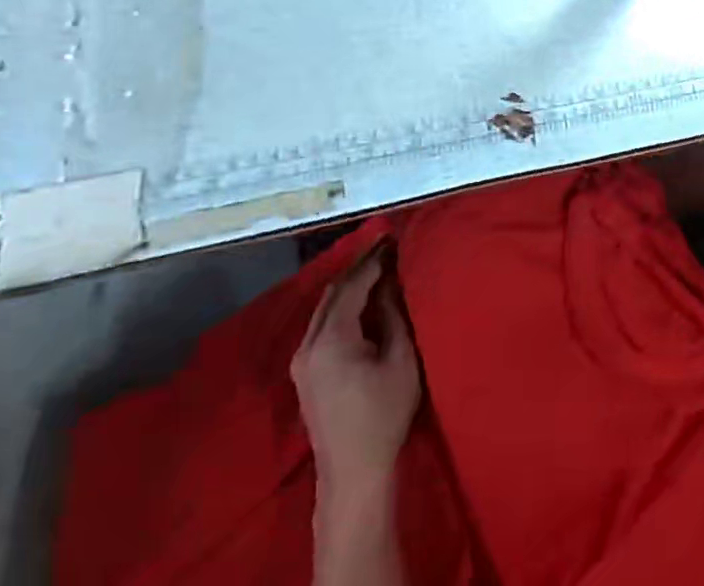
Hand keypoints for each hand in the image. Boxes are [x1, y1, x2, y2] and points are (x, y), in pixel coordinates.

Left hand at [291, 241, 422, 495]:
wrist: (354, 466)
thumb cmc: (385, 410)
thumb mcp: (400, 357)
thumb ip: (393, 316)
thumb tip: (392, 282)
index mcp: (330, 339)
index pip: (352, 286)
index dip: (374, 260)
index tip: (395, 237)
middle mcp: (308, 344)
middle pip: (331, 293)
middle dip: (359, 267)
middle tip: (388, 245)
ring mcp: (302, 360)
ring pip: (324, 308)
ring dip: (350, 285)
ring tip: (379, 266)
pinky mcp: (306, 371)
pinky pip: (323, 323)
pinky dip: (343, 304)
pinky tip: (363, 300)